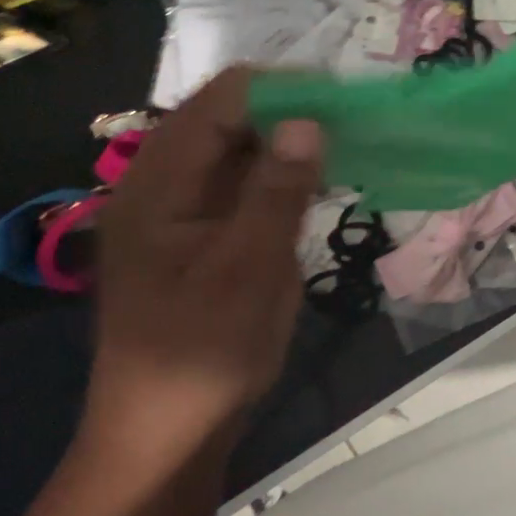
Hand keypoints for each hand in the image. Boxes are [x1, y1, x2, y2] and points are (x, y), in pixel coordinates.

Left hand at [86, 68, 323, 451]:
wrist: (173, 426)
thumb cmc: (205, 347)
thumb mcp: (248, 268)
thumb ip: (277, 190)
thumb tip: (309, 119)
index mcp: (155, 189)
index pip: (215, 105)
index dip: (279, 90)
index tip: (346, 96)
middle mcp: (166, 187)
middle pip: (228, 117)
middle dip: (293, 106)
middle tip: (360, 115)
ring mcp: (188, 209)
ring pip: (243, 145)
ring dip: (296, 134)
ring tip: (356, 133)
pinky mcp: (213, 230)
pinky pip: (252, 177)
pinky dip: (291, 165)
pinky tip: (331, 170)